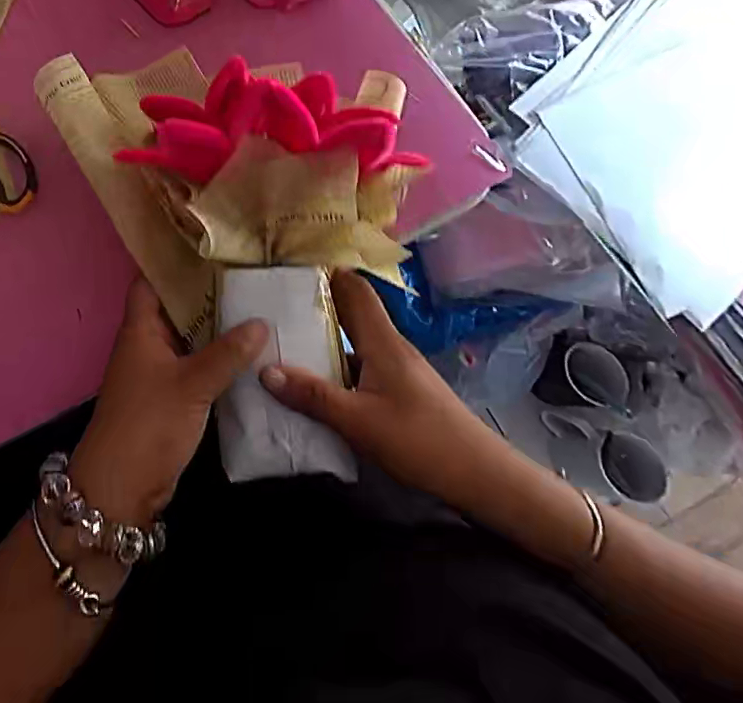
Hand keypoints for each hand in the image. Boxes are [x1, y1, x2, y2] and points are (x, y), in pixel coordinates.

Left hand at [71, 277, 267, 523]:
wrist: (121, 490)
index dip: (174, 262)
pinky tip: (249, 352)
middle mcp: (147, 344)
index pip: (151, 281)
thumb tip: (262, 323)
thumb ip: (228, 353)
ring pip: (190, 338)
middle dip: (208, 294)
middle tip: (249, 274)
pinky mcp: (170, 396)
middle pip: (176, 308)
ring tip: (257, 305)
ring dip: (217, 327)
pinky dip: (218, 357)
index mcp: (141, 329)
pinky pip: (196, 365)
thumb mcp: (192, 384)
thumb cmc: (148, 424)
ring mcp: (158, 371)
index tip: (212, 249)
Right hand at [260, 271, 517, 512]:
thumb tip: (265, 369)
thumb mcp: (359, 421)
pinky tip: (318, 386)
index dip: (329, 273)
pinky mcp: (401, 392)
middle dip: (319, 306)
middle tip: (278, 304)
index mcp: (383, 342)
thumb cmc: (420, 440)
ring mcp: (398, 370)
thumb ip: (313, 396)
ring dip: (325, 341)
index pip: (356, 291)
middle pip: (353, 314)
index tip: (294, 267)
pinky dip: (338, 369)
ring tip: (286, 344)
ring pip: (356, 344)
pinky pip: (362, 368)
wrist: (477, 474)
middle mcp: (391, 348)